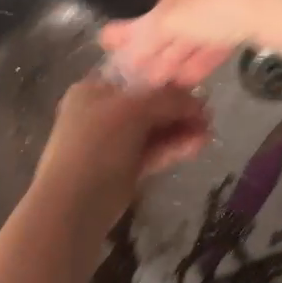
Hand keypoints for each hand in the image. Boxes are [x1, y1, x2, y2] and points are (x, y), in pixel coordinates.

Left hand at [29, 74, 210, 222]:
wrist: (72, 206)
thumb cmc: (96, 146)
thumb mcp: (133, 111)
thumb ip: (168, 99)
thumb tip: (198, 101)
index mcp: (93, 89)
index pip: (136, 76)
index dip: (166, 79)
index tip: (196, 85)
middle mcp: (101, 112)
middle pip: (148, 104)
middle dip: (179, 107)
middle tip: (208, 113)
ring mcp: (112, 143)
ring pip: (153, 130)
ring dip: (181, 128)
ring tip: (209, 130)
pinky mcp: (123, 169)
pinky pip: (152, 152)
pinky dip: (173, 148)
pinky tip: (199, 145)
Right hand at [97, 0, 280, 86]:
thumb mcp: (166, 15)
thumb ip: (138, 34)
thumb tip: (111, 43)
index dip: (129, 17)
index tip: (117, 47)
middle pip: (171, 3)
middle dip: (154, 42)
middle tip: (137, 74)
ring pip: (197, 19)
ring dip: (176, 52)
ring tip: (158, 84)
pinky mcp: (257, 3)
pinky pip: (221, 28)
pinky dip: (203, 51)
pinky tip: (188, 79)